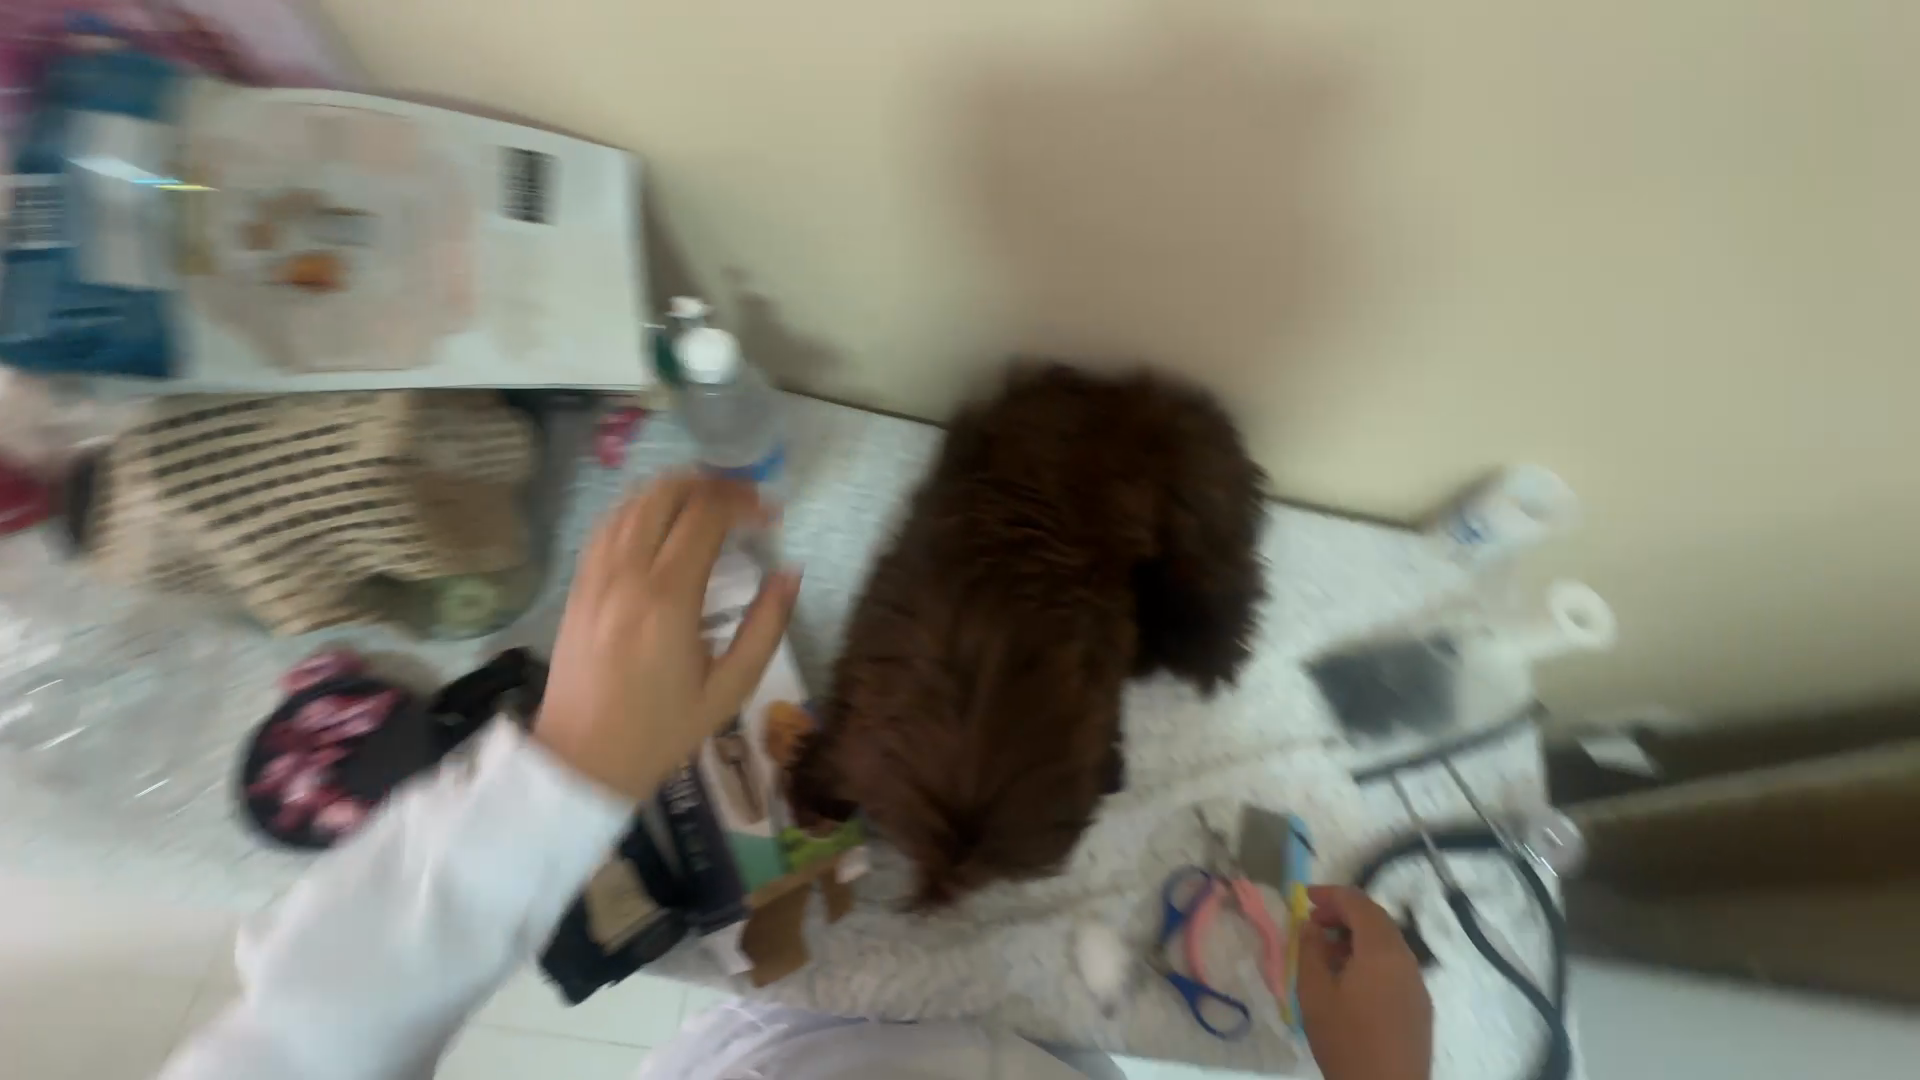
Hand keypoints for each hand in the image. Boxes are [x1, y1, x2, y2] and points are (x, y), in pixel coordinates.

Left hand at [535, 472, 800, 800]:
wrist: (581, 760)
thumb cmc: (663, 729)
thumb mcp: (731, 688)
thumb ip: (766, 626)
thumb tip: (789, 572)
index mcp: (668, 598)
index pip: (706, 516)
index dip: (745, 502)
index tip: (771, 515)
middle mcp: (627, 574)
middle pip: (666, 493)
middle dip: (711, 484)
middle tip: (744, 499)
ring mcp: (595, 575)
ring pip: (633, 501)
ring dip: (676, 490)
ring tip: (710, 502)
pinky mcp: (579, 585)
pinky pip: (608, 524)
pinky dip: (641, 508)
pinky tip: (663, 521)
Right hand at [1298, 885, 1432, 1079]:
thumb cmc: (1346, 1041)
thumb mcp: (1314, 991)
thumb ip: (1311, 949)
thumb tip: (1312, 927)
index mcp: (1382, 952)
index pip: (1359, 904)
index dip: (1331, 894)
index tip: (1304, 898)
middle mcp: (1406, 962)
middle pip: (1376, 920)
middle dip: (1343, 913)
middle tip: (1313, 922)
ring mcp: (1417, 987)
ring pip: (1387, 943)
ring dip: (1356, 935)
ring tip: (1326, 951)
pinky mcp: (1419, 1008)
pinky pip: (1394, 965)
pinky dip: (1369, 956)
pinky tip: (1348, 978)